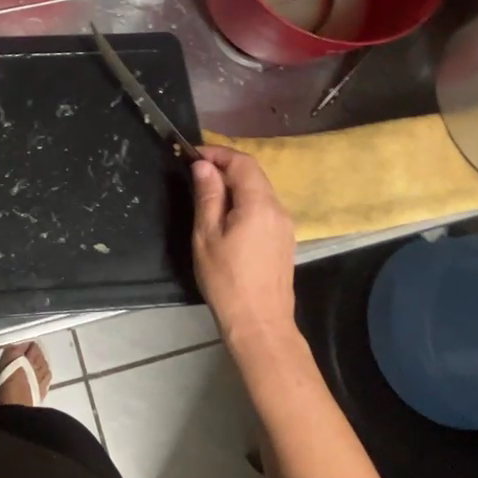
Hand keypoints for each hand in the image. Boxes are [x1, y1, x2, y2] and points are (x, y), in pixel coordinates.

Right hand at [191, 145, 298, 343]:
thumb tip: (203, 166)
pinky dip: (244, 201)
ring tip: (206, 193)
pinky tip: (226, 215)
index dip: (218, 153)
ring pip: (260, 191)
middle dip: (225, 166)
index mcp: (259, 205)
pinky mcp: (284, 240)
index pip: (243, 162)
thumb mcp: (206, 236)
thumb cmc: (226, 280)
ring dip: (235, 184)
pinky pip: (264, 208)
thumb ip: (207, 196)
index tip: (193, 155)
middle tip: (196, 171)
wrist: (259, 323)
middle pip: (254, 174)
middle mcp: (278, 209)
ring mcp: (285, 226)